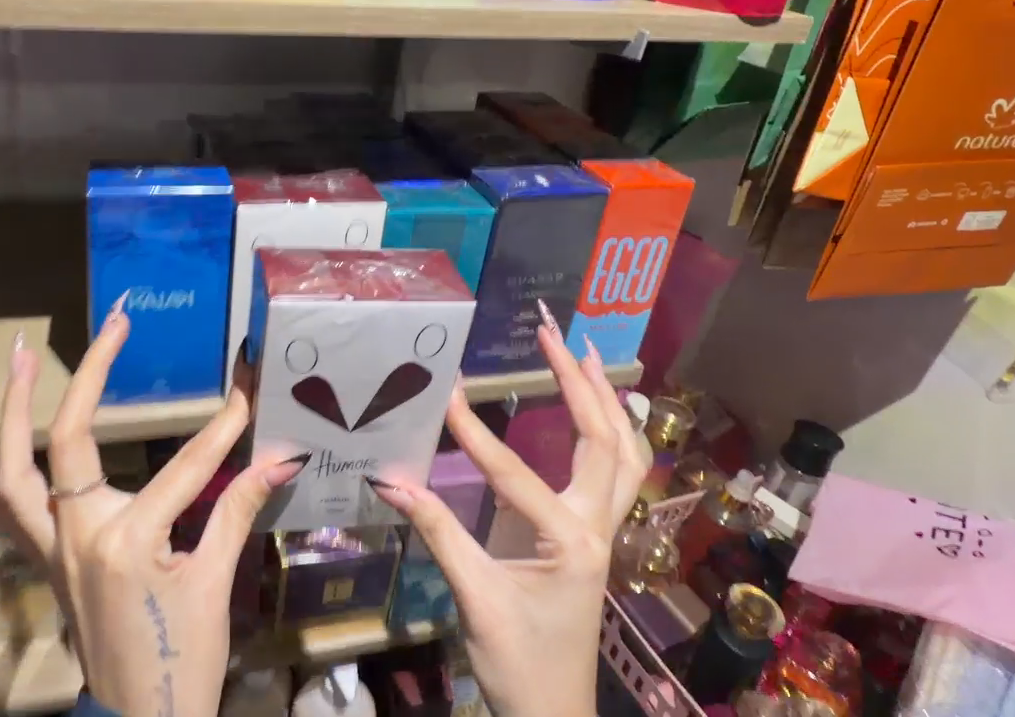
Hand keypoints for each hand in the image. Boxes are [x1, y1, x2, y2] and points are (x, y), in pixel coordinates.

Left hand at [0, 306, 308, 716]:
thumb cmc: (183, 659)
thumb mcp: (213, 586)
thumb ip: (236, 512)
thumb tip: (278, 459)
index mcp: (125, 539)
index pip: (184, 467)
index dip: (222, 428)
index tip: (246, 392)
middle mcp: (76, 534)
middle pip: (68, 440)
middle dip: (93, 374)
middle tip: (113, 325)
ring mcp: (52, 548)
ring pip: (15, 471)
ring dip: (14, 411)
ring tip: (23, 357)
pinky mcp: (47, 563)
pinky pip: (3, 518)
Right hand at [366, 301, 645, 716]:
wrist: (552, 715)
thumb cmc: (518, 663)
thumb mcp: (475, 598)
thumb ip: (437, 533)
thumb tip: (390, 482)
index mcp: (571, 542)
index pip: (515, 474)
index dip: (475, 433)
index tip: (447, 391)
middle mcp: (597, 527)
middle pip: (604, 442)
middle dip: (579, 383)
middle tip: (554, 334)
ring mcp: (602, 530)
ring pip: (624, 454)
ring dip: (607, 401)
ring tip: (587, 353)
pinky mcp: (591, 536)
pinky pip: (615, 472)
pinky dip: (610, 432)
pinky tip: (595, 408)